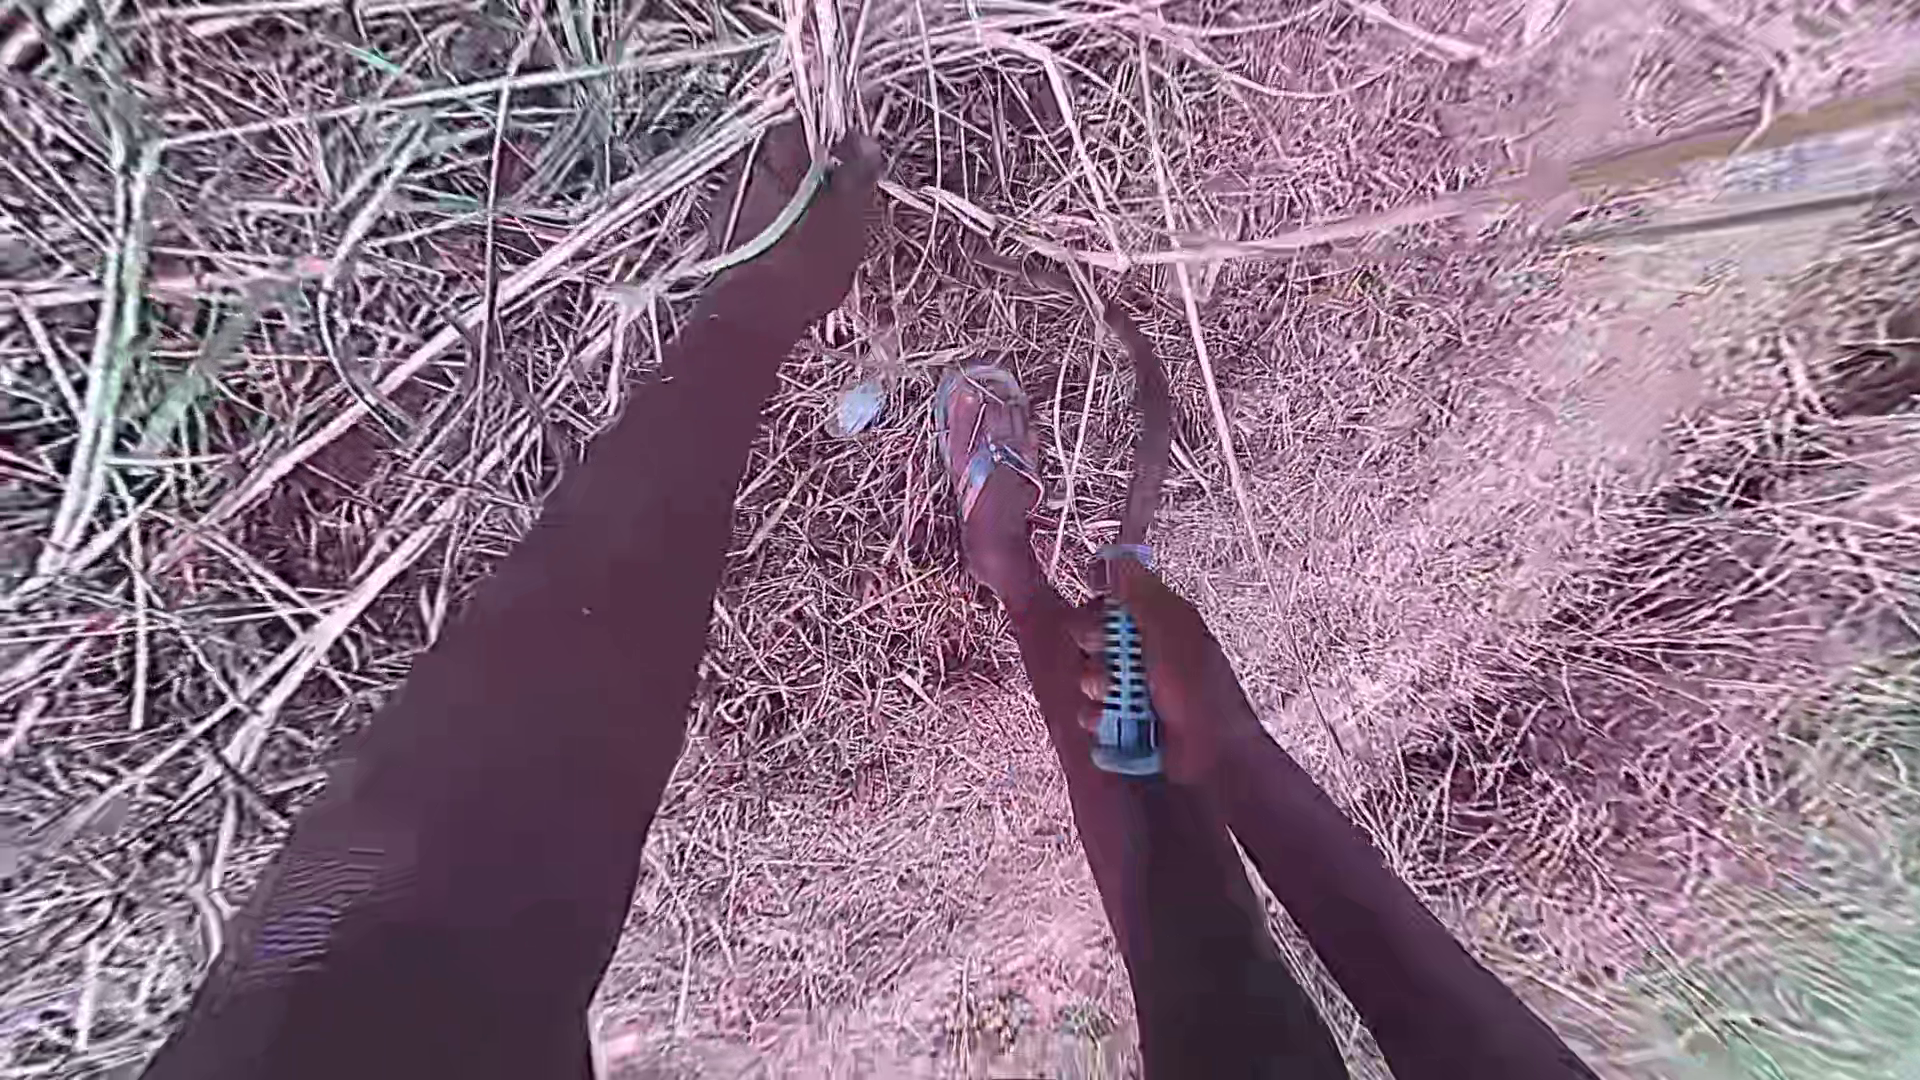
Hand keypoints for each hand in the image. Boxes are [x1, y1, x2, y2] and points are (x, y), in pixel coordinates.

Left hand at [706, 125, 880, 328]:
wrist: (756, 310)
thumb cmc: (803, 262)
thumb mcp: (846, 218)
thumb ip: (857, 176)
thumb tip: (867, 146)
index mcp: (780, 148)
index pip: (816, 127)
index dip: (844, 147)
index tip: (862, 168)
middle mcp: (750, 163)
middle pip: (792, 159)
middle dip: (820, 178)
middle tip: (846, 206)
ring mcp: (733, 197)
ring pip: (776, 189)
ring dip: (799, 204)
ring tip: (823, 237)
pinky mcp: (725, 230)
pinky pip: (761, 216)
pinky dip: (781, 227)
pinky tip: (796, 253)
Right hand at [1071, 558, 1265, 786]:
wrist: (1209, 757)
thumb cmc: (1200, 691)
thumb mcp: (1171, 630)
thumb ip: (1142, 594)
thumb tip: (1118, 557)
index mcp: (1154, 623)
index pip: (1106, 604)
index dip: (1095, 613)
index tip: (1099, 626)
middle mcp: (1139, 652)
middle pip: (1089, 638)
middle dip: (1092, 652)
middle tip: (1110, 664)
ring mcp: (1129, 687)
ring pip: (1085, 674)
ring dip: (1095, 686)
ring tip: (1114, 698)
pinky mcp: (1118, 718)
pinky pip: (1088, 709)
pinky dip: (1095, 716)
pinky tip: (1110, 721)